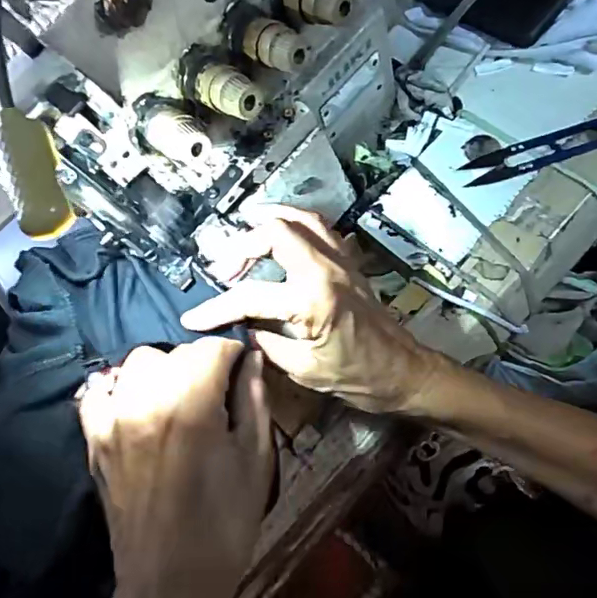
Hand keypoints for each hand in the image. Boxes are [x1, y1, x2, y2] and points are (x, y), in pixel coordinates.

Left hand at [78, 338, 273, 597]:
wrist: (169, 584)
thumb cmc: (224, 525)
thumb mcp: (254, 461)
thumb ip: (252, 400)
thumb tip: (250, 358)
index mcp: (189, 404)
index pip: (211, 348)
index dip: (233, 355)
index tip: (241, 372)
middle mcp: (144, 400)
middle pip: (177, 353)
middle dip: (202, 365)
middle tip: (217, 396)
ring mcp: (112, 417)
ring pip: (140, 363)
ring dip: (164, 372)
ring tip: (180, 401)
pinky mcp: (93, 437)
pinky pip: (102, 390)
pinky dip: (121, 388)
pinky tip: (140, 407)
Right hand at [179, 206, 439, 414]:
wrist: (403, 371)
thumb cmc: (357, 378)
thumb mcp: (303, 370)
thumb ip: (266, 341)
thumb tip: (242, 325)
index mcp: (311, 302)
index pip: (250, 296)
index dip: (216, 308)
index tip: (193, 318)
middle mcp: (325, 270)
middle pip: (274, 233)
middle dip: (241, 248)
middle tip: (224, 271)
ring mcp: (340, 260)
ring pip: (298, 219)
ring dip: (266, 225)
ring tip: (243, 239)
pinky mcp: (349, 261)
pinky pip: (319, 227)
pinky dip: (294, 222)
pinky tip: (279, 231)